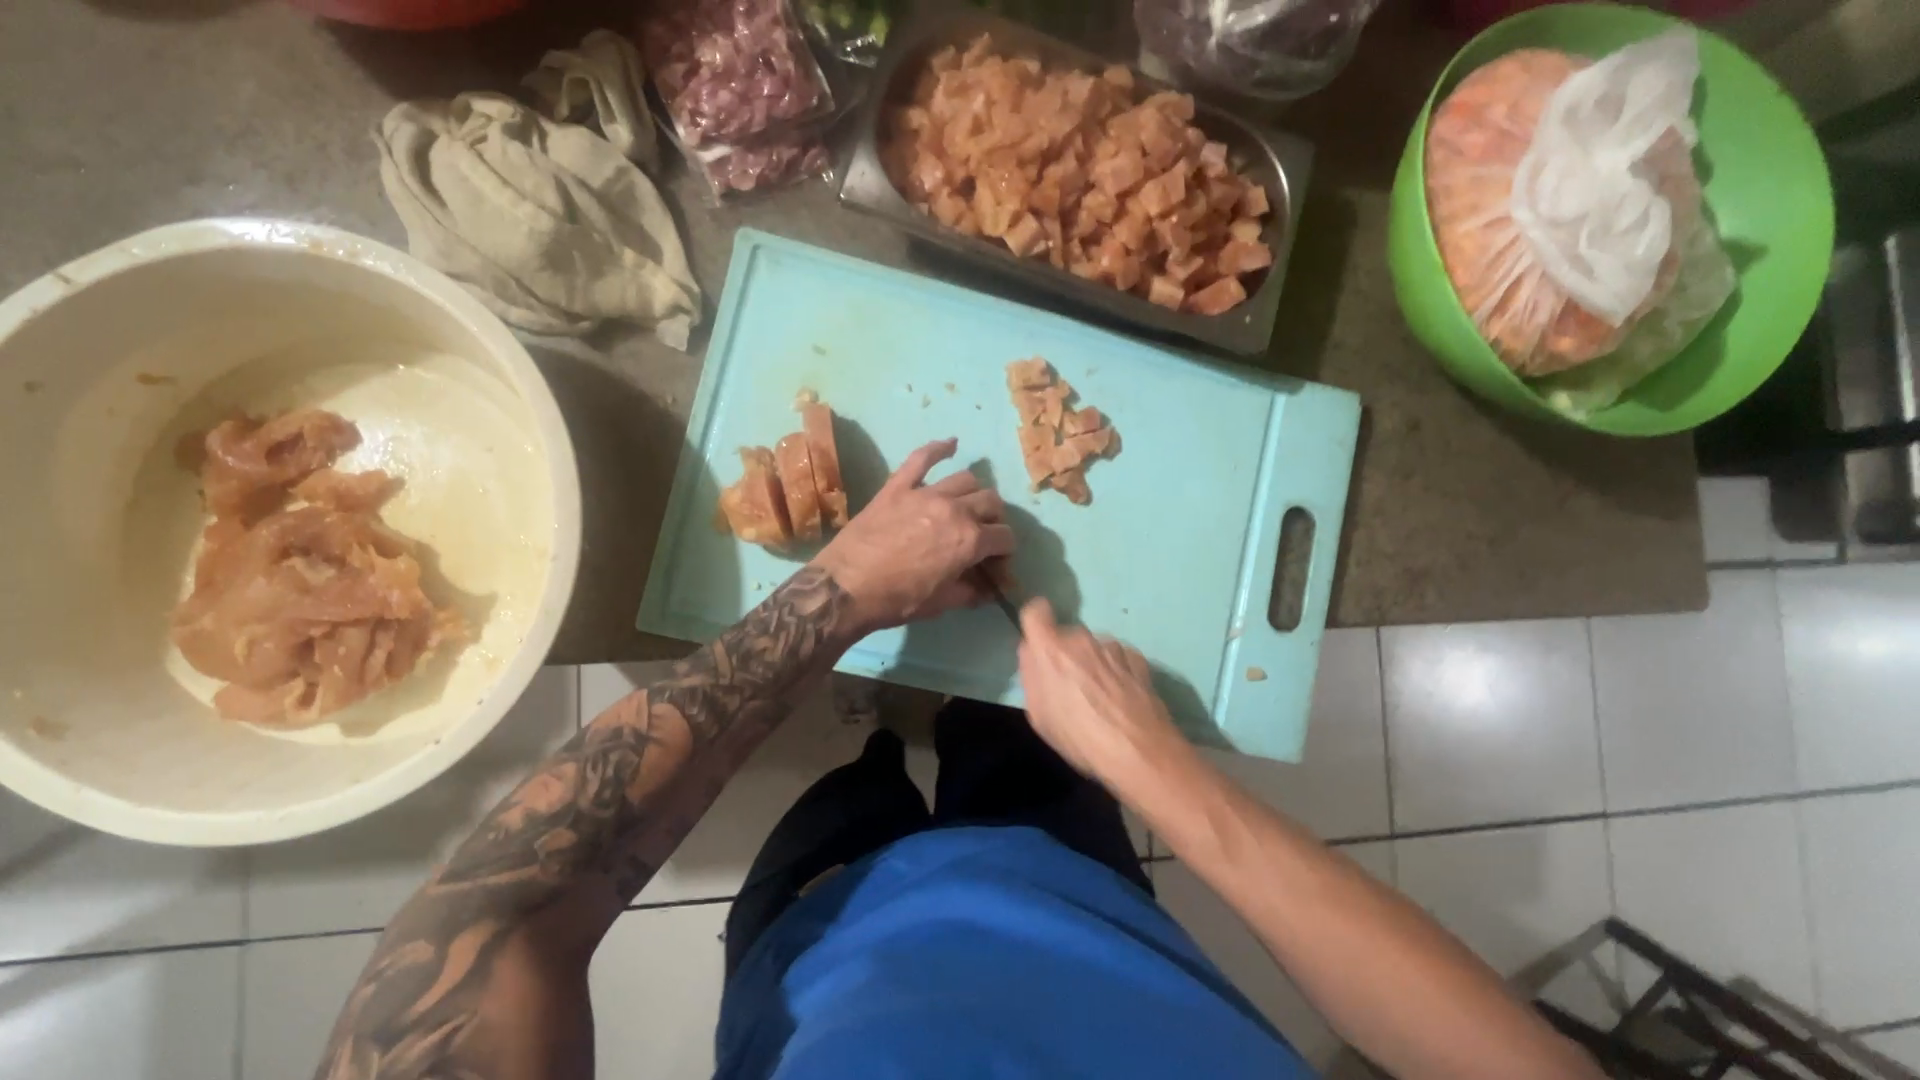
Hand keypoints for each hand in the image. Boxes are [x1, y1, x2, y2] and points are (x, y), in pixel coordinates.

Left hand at [811, 439, 1015, 633]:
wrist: (846, 588)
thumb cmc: (898, 600)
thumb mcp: (943, 603)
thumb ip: (972, 592)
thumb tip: (988, 589)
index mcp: (970, 540)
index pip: (1005, 537)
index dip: (1005, 552)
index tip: (995, 562)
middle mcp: (955, 509)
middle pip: (991, 502)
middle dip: (994, 520)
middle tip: (983, 535)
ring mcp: (925, 493)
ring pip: (966, 479)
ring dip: (974, 493)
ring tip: (967, 505)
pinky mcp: (898, 486)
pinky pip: (922, 458)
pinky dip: (939, 448)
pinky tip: (952, 444)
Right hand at [1016, 598, 1186, 785]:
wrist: (1139, 751)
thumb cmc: (1079, 737)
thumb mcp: (1039, 716)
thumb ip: (1032, 677)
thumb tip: (1035, 657)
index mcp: (1050, 650)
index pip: (1035, 611)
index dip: (1036, 622)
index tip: (1040, 642)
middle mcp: (1082, 638)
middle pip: (1066, 636)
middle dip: (1066, 655)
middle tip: (1071, 687)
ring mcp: (1113, 646)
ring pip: (1094, 647)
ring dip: (1093, 663)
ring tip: (1102, 698)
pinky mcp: (1138, 657)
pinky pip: (1118, 657)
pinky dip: (1117, 671)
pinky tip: (1122, 698)